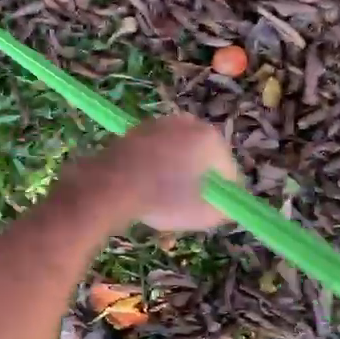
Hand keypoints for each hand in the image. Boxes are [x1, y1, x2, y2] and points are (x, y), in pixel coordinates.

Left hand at [70, 114, 237, 231]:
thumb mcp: (202, 215)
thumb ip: (224, 212)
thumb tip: (227, 208)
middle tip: (186, 203)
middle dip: (199, 179)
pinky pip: (157, 150)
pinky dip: (156, 164)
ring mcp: (162, 123)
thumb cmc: (163, 199)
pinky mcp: (138, 129)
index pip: (228, 171)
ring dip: (176, 171)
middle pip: (204, 158)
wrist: (111, 185)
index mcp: (211, 140)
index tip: (210, 209)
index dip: (221, 194)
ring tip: (163, 195)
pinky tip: (145, 184)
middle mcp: (190, 123)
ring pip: (179, 153)